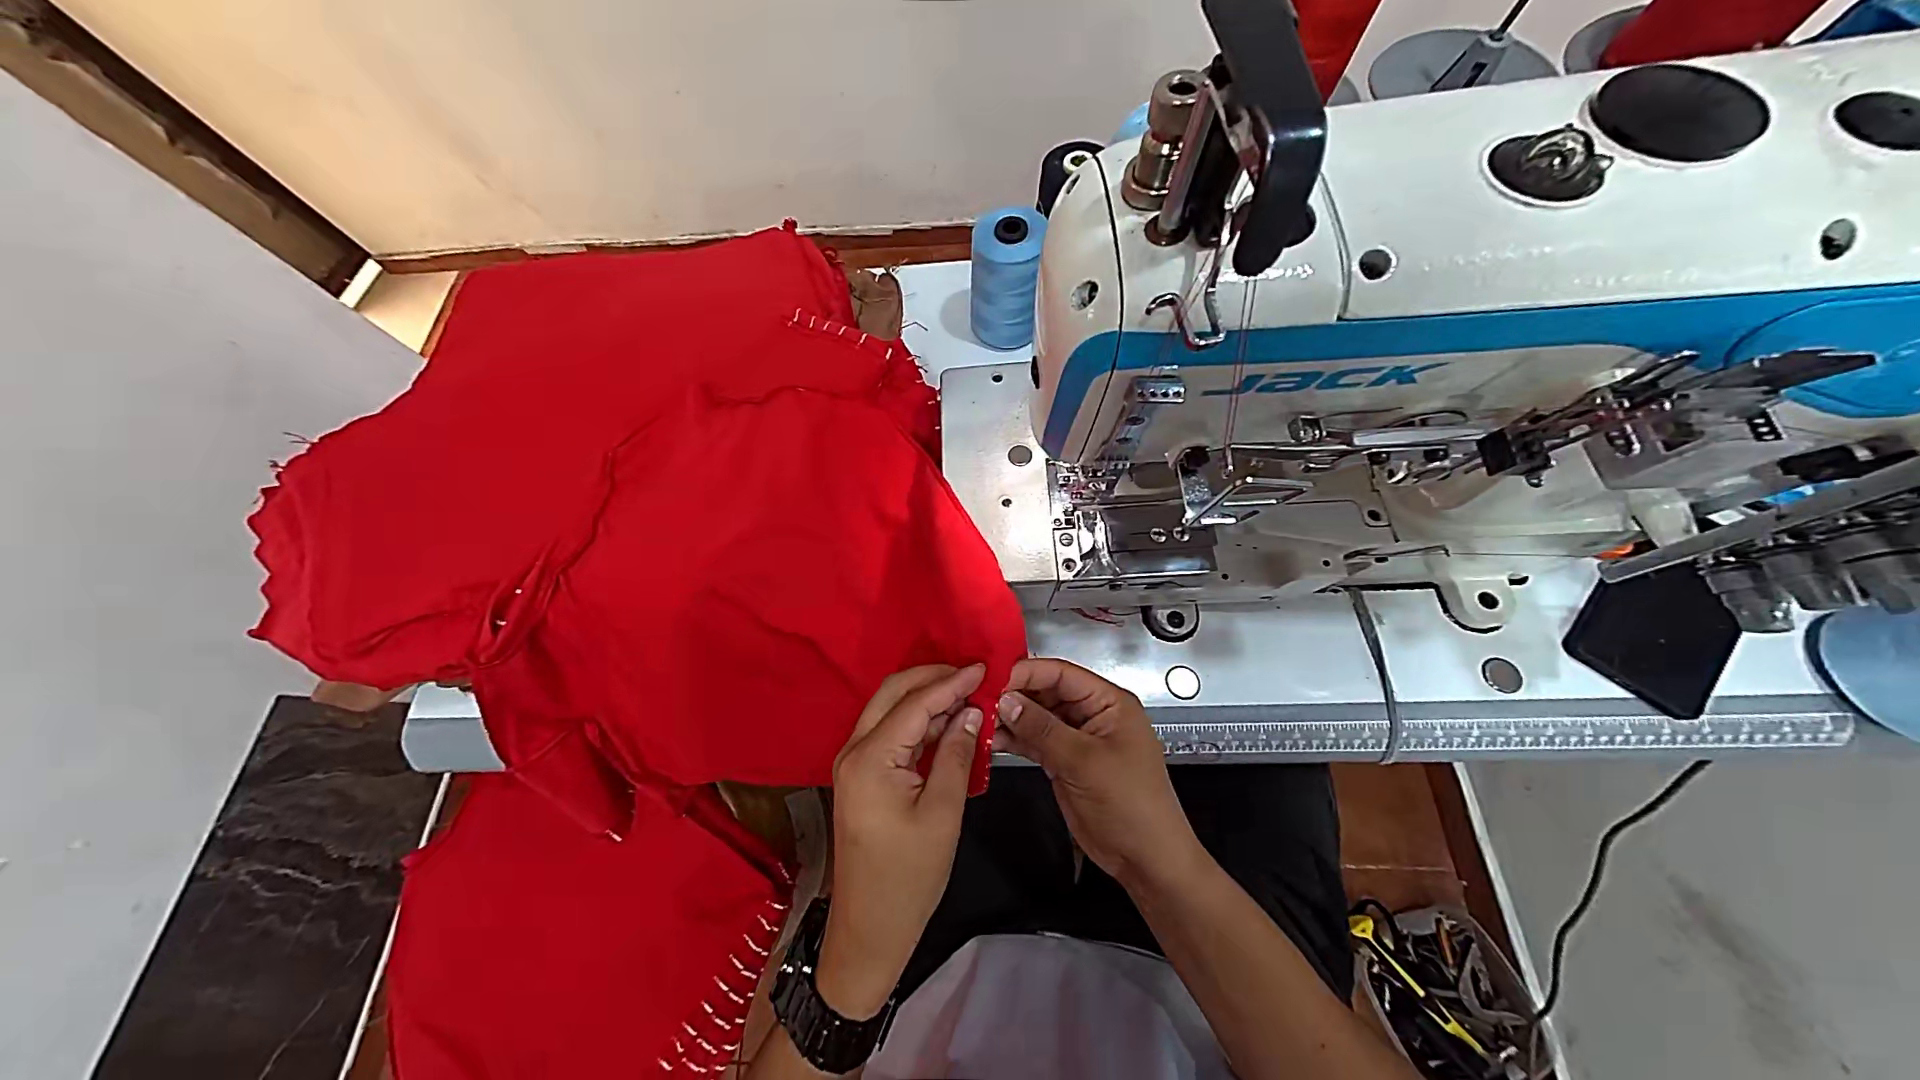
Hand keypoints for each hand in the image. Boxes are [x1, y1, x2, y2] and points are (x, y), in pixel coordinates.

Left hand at [818, 664, 983, 1018]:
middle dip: (933, 678)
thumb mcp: (943, 813)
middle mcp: (854, 751)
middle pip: (893, 694)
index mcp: (870, 758)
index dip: (951, 682)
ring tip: (968, 694)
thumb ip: (957, 754)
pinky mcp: (861, 776)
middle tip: (974, 676)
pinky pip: (890, 734)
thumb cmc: (908, 877)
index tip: (984, 667)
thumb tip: (971, 712)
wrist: (869, 929)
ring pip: (890, 711)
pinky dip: (919, 723)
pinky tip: (948, 723)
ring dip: (927, 699)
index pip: (915, 703)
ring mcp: (854, 763)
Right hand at [995, 658, 1202, 888]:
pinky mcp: (1064, 761)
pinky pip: (1034, 741)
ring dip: (1010, 718)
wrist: (1145, 858)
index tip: (995, 677)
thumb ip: (1042, 729)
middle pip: (1046, 692)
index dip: (1027, 672)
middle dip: (1013, 695)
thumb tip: (1009, 701)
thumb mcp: (1084, 761)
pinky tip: (992, 740)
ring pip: (1036, 717)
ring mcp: (1077, 739)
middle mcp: (1092, 715)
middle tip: (981, 699)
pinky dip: (1014, 740)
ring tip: (980, 720)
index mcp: (1109, 703)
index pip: (1061, 673)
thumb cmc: (1135, 807)